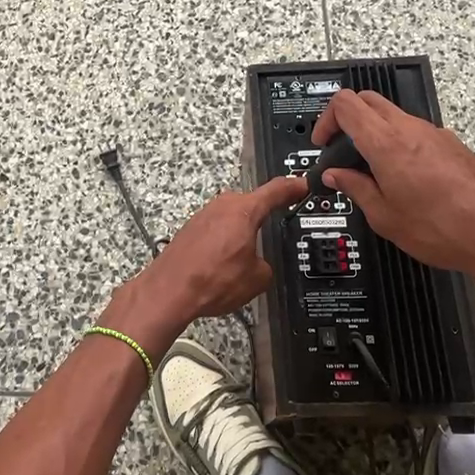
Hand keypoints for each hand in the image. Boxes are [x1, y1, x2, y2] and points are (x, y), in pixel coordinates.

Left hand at [138, 175, 304, 319]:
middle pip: (252, 203)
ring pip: (232, 217)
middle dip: (266, 213)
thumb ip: (266, 265)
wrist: (170, 290)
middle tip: (279, 221)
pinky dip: (225, 240)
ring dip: (242, 231)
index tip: (303, 184)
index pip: (276, 190)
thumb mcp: (257, 278)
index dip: (294, 187)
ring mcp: (204, 215)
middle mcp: (222, 206)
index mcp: (244, 210)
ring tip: (248, 254)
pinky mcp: (191, 228)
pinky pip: (217, 228)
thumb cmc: (211, 280)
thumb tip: (260, 266)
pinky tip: (225, 260)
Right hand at [310, 90, 474, 274]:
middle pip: (367, 100)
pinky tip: (401, 177)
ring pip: (392, 114)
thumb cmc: (447, 229)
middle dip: (346, 119)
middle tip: (340, 150)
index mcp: (387, 144)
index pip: (346, 105)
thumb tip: (338, 177)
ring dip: (373, 131)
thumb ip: (356, 189)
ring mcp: (434, 134)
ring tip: (370, 170)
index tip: (323, 144)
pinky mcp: (451, 145)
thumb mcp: (385, 217)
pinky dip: (398, 142)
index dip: (326, 120)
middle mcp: (411, 130)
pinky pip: (414, 131)